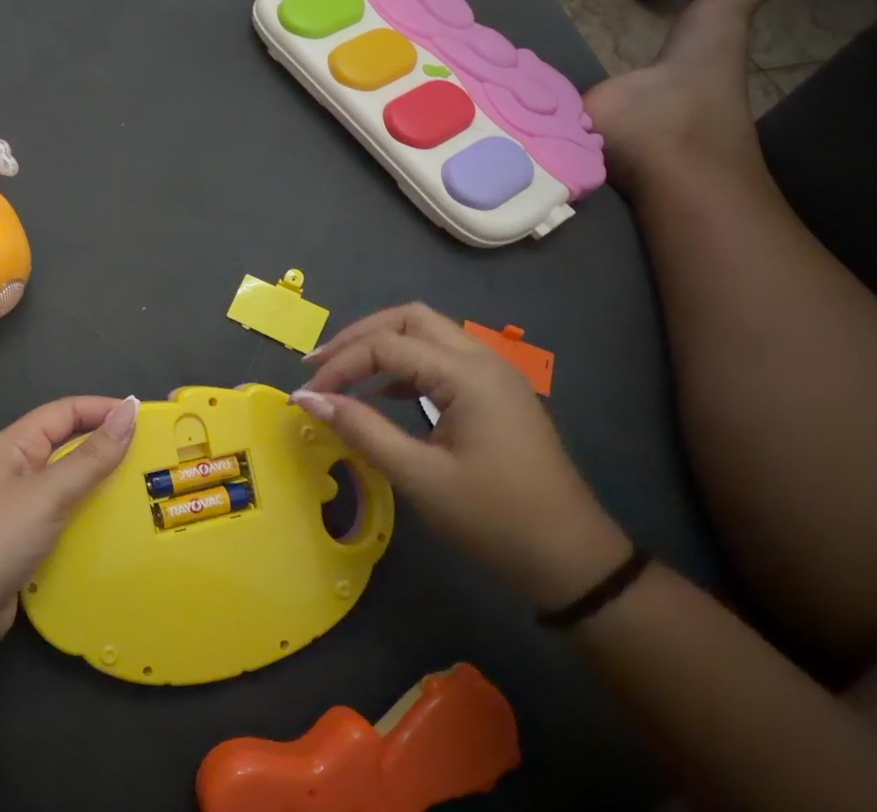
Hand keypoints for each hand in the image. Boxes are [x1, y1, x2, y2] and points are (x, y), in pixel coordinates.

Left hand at [0, 396, 138, 672]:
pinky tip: (116, 524)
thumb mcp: (49, 493)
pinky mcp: (23, 537)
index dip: (103, 409)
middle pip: (66, 443)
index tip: (146, 418)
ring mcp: (17, 504)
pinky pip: (64, 513)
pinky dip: (89, 513)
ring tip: (143, 487)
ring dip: (101, 481)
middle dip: (106, 444)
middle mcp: (14, 467)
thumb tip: (129, 411)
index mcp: (13, 445)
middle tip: (152, 454)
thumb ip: (91, 456)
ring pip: (67, 480)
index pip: (65, 412)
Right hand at [292, 304, 629, 609]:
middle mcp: (483, 361)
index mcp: (467, 375)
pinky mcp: (496, 396)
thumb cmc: (493, 518)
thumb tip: (307, 399)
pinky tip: (383, 395)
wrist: (569, 558)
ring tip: (342, 376)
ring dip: (382, 346)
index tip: (307, 397)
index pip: (387, 346)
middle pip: (410, 319)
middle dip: (359, 337)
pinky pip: (443, 360)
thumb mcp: (420, 476)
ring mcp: (494, 376)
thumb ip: (362, 430)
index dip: (340, 365)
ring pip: (428, 335)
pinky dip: (405, 366)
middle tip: (319, 367)